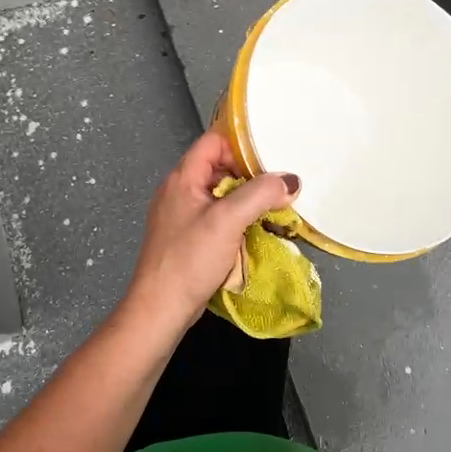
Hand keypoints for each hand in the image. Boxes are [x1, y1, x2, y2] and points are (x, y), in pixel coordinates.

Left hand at [122, 131, 299, 334]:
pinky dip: (236, 220)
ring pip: (219, 195)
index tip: (268, 160)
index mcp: (183, 177)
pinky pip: (215, 218)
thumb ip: (260, 194)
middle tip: (277, 188)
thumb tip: (291, 180)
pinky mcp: (186, 238)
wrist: (160, 310)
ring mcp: (181, 216)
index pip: (214, 141)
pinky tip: (254, 233)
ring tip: (272, 211)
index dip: (240, 146)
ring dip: (245, 201)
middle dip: (249, 176)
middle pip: (219, 167)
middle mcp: (179, 191)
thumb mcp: (229, 220)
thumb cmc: (190, 259)